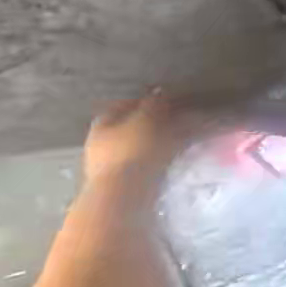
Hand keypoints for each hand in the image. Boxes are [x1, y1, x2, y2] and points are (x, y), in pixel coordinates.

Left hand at [83, 94, 205, 195]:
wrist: (124, 194)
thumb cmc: (132, 150)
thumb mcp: (146, 119)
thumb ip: (154, 103)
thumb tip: (159, 91)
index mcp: (102, 125)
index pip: (123, 105)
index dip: (145, 99)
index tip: (167, 98)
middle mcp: (102, 143)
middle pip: (131, 126)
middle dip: (154, 121)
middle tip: (179, 117)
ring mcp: (111, 164)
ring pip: (140, 144)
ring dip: (159, 140)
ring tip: (183, 136)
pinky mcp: (124, 181)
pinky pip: (146, 161)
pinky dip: (161, 156)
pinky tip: (175, 155)